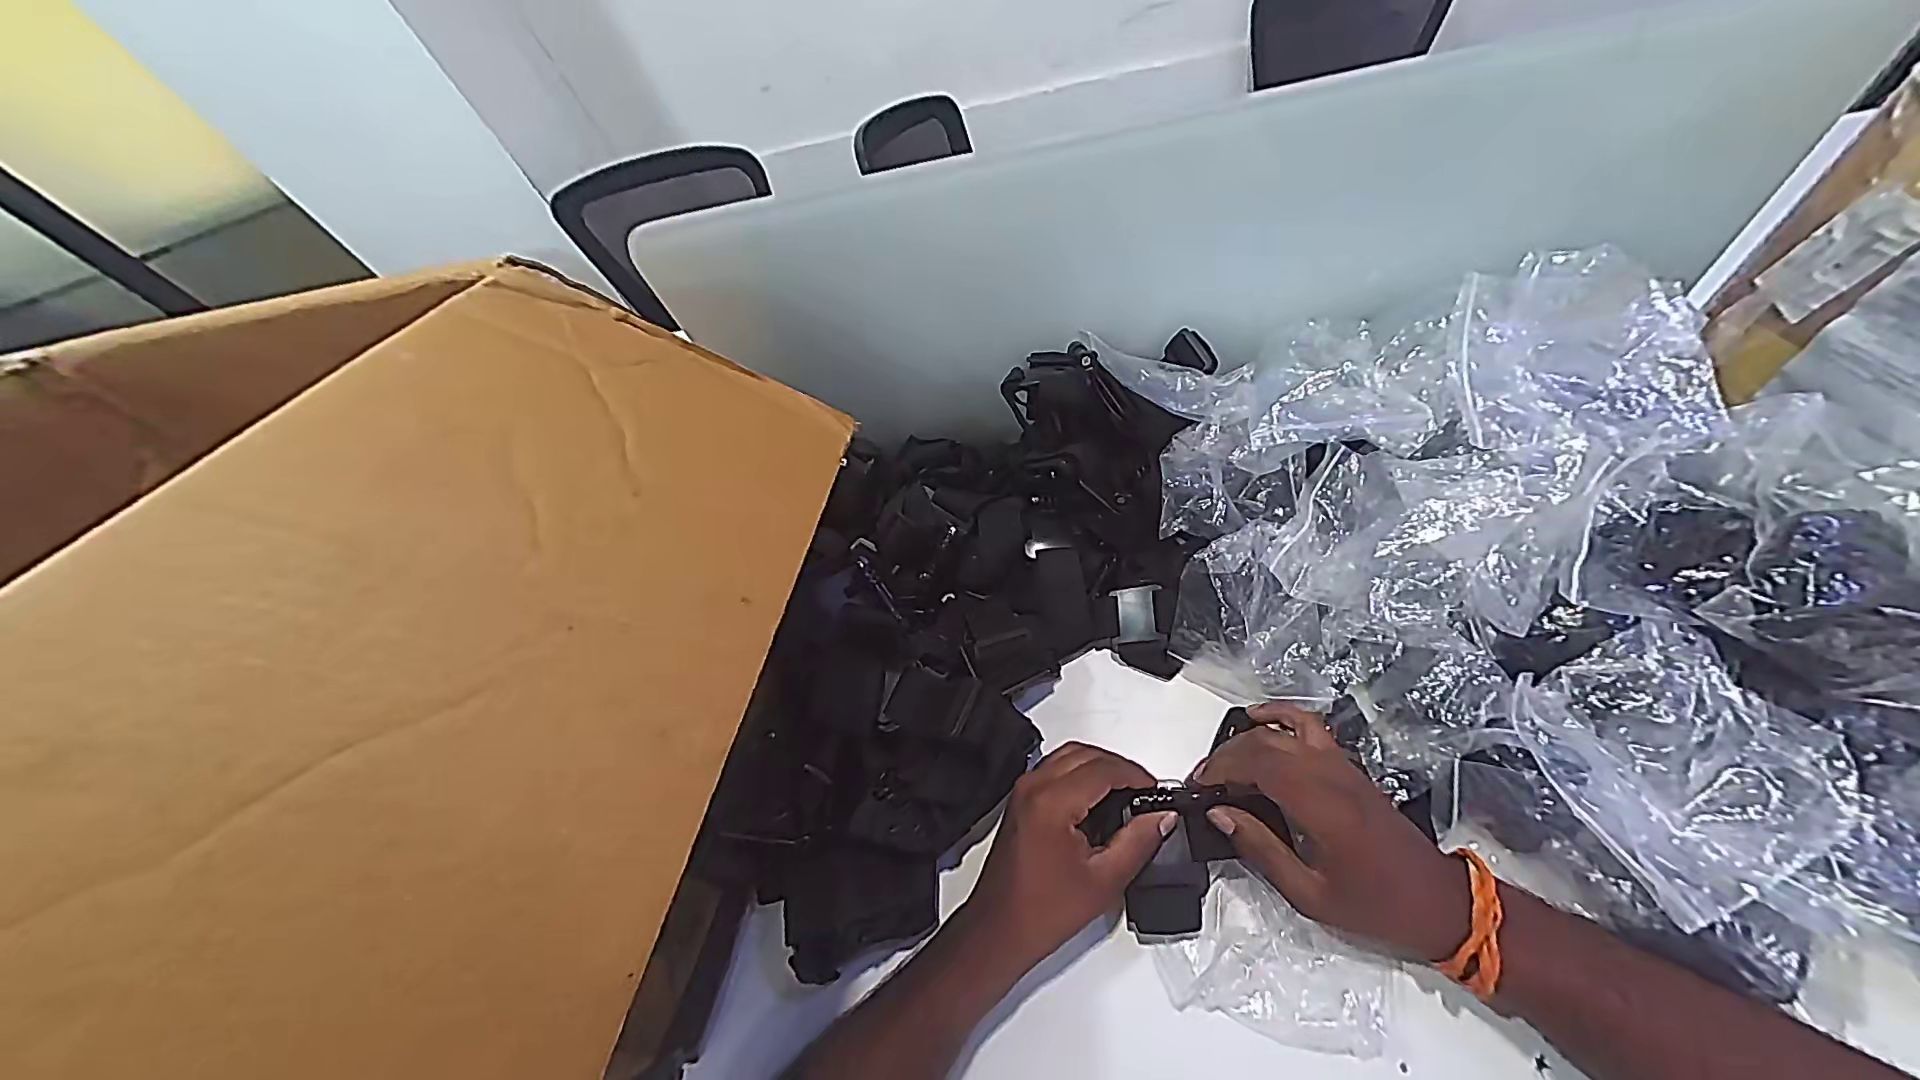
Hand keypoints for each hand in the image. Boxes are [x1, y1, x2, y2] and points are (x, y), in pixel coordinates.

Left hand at [956, 742, 1175, 970]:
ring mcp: (1023, 792)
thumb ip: (1138, 842)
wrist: (1001, 928)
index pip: (1102, 769)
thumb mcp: (1105, 881)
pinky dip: (1079, 773)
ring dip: (1099, 766)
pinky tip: (1097, 800)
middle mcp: (1033, 788)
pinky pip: (1054, 769)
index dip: (1135, 776)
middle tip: (1143, 790)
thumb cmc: (1039, 911)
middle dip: (1119, 767)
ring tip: (1125, 793)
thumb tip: (1160, 818)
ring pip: (1068, 756)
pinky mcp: (1020, 800)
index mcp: (1051, 802)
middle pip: (1084, 754)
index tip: (1154, 790)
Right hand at [1197, 703, 1470, 961]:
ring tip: (1224, 760)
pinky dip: (1280, 715)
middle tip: (1205, 781)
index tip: (1201, 787)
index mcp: (1322, 806)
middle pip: (1264, 744)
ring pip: (1281, 731)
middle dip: (1225, 757)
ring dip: (1245, 739)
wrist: (1440, 904)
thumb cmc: (1377, 905)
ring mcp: (1341, 766)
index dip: (1221, 768)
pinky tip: (1259, 719)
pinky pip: (1309, 725)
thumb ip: (1261, 849)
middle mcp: (1331, 776)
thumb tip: (1221, 814)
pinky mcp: (1348, 766)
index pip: (1259, 764)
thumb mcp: (1311, 894)